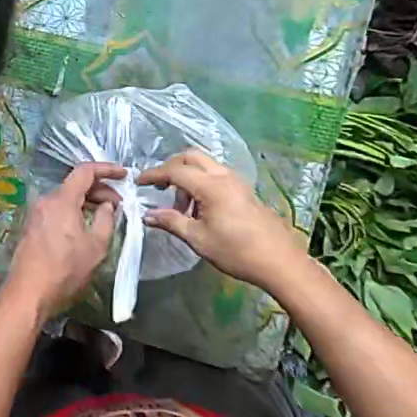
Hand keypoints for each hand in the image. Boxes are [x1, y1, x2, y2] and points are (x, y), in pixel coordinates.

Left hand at [3, 162, 126, 319]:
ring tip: (104, 215)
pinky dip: (74, 211)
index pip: (85, 171)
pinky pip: (57, 210)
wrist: (28, 295)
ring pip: (66, 198)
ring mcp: (36, 214)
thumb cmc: (65, 271)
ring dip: (87, 201)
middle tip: (118, 203)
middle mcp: (46, 201)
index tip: (124, 175)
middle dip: (99, 189)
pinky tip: (85, 226)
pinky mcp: (31, 227)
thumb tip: (107, 205)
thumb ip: (106, 219)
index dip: (107, 169)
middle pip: (75, 184)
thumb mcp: (96, 246)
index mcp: (62, 200)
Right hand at [138, 150, 308, 290]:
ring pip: (205, 165)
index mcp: (211, 186)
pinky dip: (202, 182)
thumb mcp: (198, 239)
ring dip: (188, 177)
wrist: (278, 260)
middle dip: (172, 168)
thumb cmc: (236, 251)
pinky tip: (201, 209)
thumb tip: (147, 215)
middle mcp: (224, 176)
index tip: (139, 182)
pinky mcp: (244, 189)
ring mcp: (237, 180)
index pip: (175, 170)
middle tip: (161, 189)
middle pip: (191, 157)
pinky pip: (217, 174)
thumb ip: (171, 222)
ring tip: (184, 209)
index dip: (154, 174)